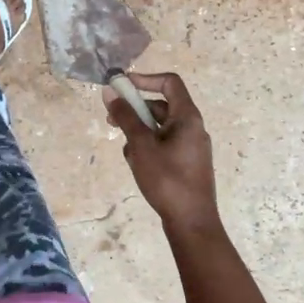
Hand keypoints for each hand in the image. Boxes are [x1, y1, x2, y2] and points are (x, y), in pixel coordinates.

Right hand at [106, 73, 220, 232]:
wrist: (191, 223)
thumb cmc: (167, 180)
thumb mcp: (141, 146)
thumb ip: (126, 117)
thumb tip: (111, 92)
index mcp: (188, 117)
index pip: (169, 83)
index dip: (146, 79)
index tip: (123, 85)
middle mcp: (192, 128)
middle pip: (161, 106)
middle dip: (135, 110)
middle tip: (112, 120)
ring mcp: (191, 147)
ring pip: (159, 127)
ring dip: (139, 132)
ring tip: (127, 151)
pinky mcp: (186, 163)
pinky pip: (164, 144)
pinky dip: (148, 147)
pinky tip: (136, 164)